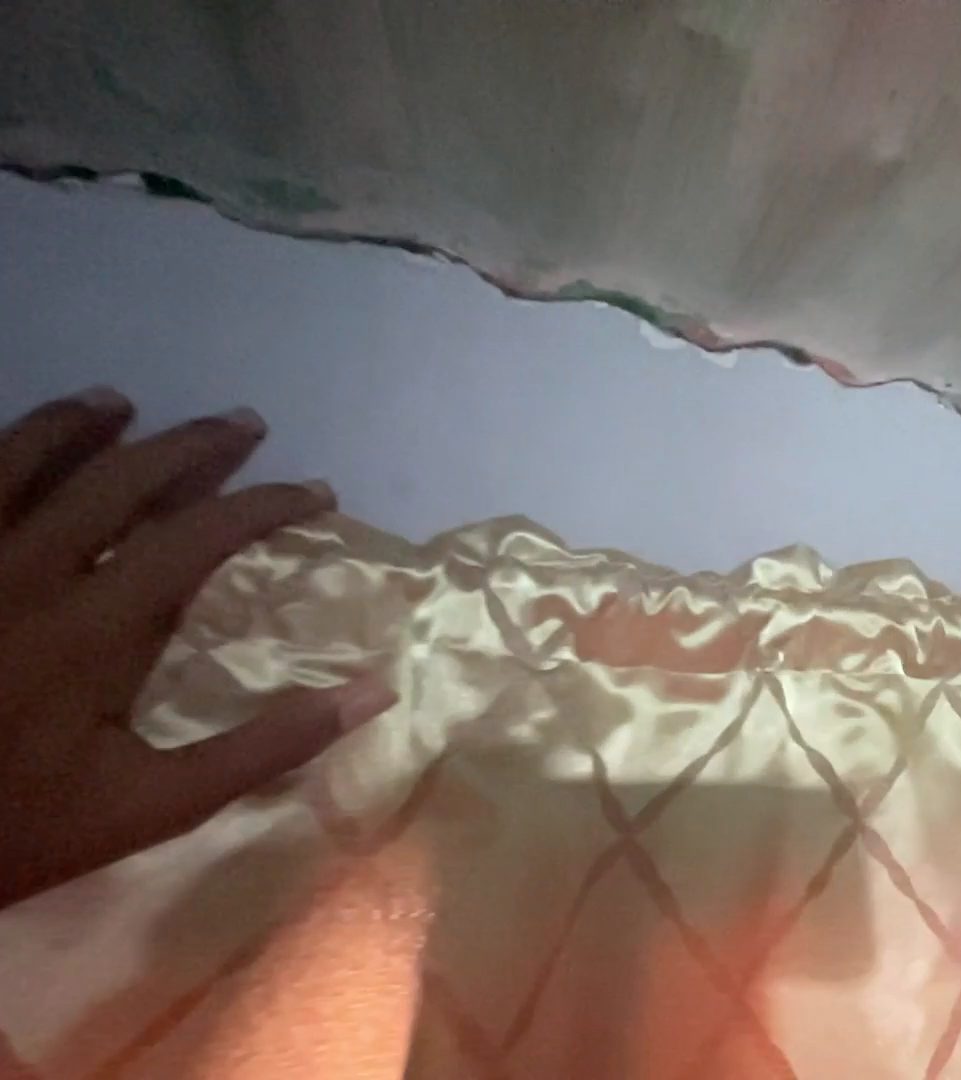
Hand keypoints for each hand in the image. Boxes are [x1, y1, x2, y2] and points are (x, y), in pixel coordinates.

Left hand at [0, 388, 395, 909]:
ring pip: (5, 468)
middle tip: (241, 422)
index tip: (317, 492)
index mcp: (88, 629)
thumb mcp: (151, 806)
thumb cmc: (4, 829)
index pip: (195, 535)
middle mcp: (16, 580)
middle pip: (111, 483)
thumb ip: (266, 746)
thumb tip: (377, 690)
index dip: (263, 504)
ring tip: (116, 402)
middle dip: (186, 446)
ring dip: (70, 429)